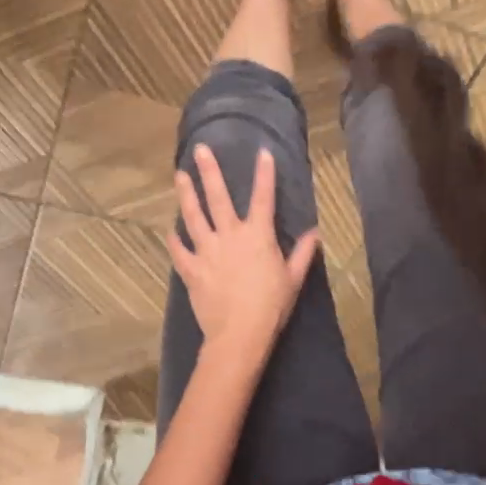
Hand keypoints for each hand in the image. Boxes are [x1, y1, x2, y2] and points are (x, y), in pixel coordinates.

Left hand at [167, 145, 320, 361]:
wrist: (240, 334)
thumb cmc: (271, 306)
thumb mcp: (293, 279)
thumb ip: (302, 253)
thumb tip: (315, 233)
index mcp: (258, 236)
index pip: (263, 197)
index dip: (264, 174)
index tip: (262, 152)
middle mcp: (230, 236)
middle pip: (218, 197)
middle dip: (209, 171)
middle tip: (200, 150)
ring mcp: (207, 251)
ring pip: (193, 216)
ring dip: (186, 195)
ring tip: (179, 176)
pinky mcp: (191, 270)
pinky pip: (180, 251)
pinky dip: (175, 240)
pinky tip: (170, 230)